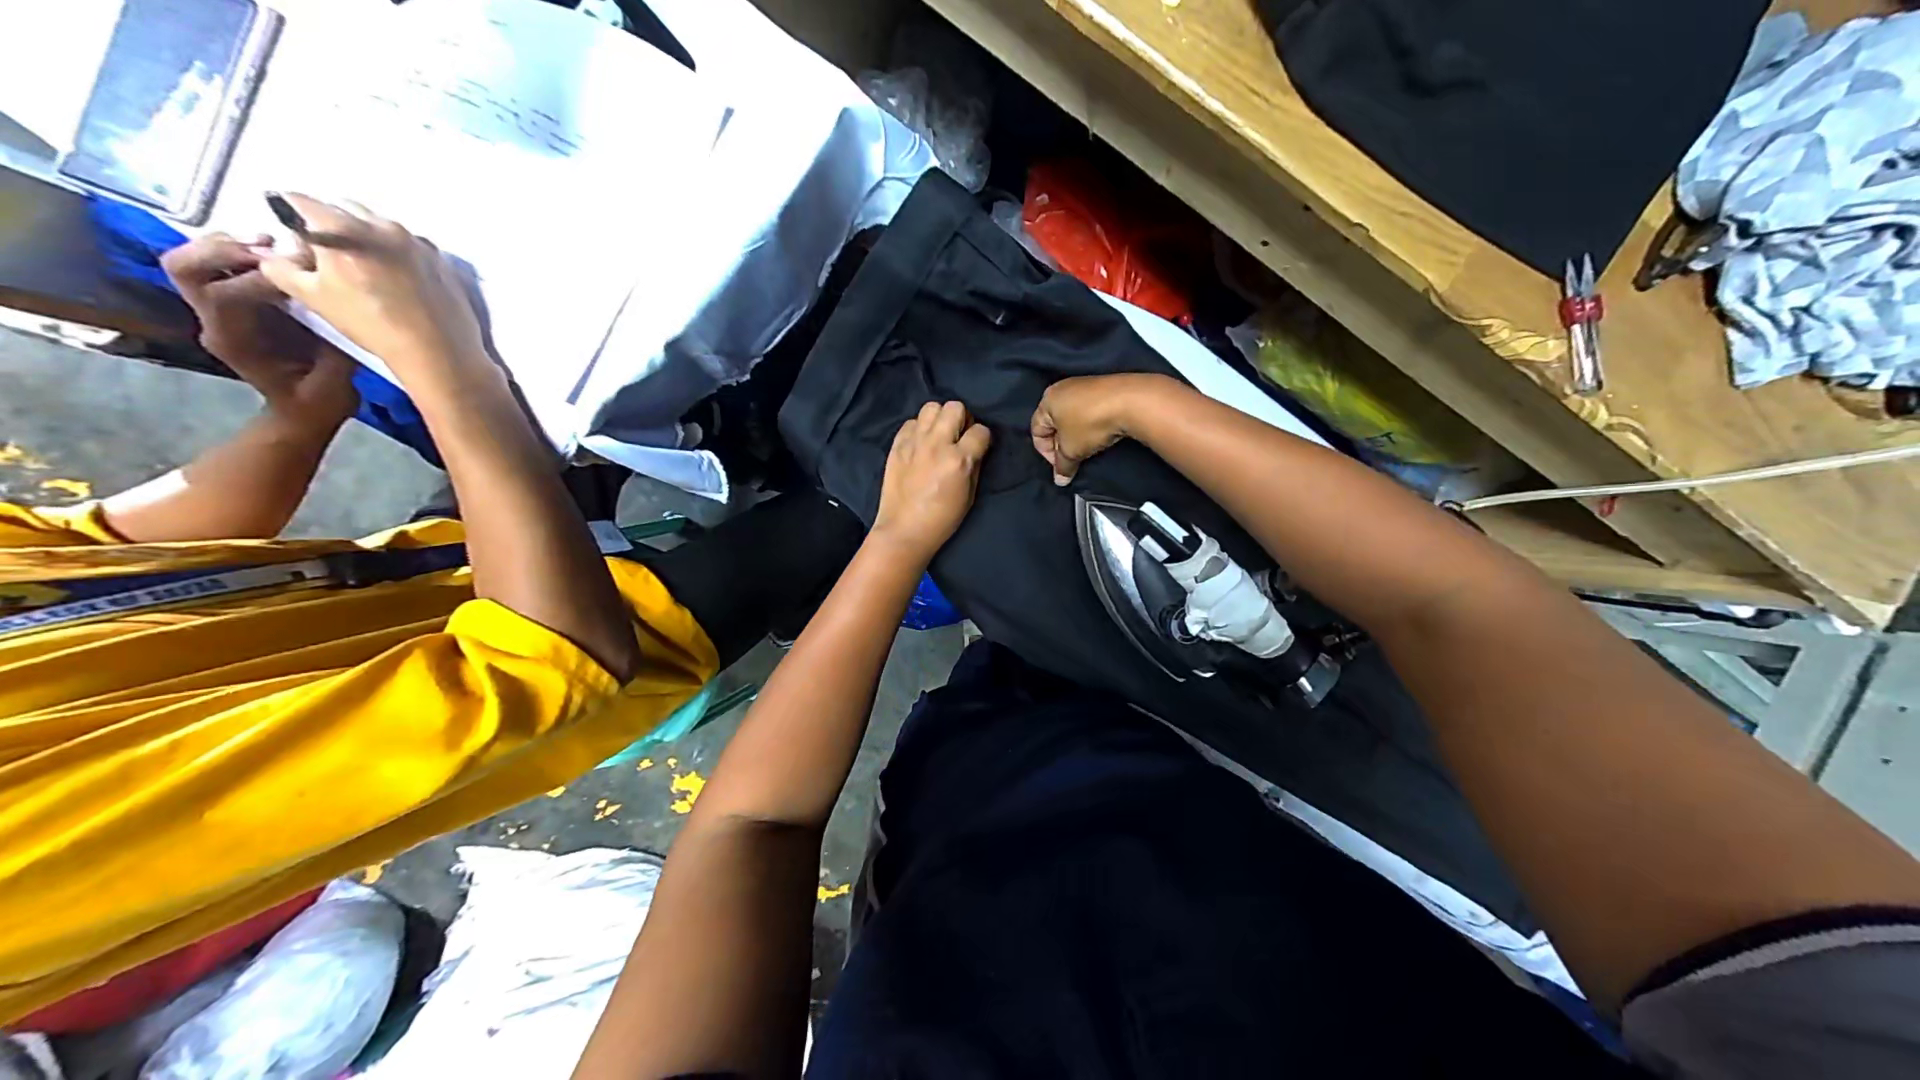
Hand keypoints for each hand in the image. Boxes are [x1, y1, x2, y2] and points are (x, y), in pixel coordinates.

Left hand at [160, 233, 357, 429]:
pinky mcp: (234, 300)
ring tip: (277, 245)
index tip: (303, 274)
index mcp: (234, 342)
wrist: (303, 410)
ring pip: (193, 257)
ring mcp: (218, 309)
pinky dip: (242, 249)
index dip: (260, 280)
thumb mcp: (334, 383)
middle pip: (184, 267)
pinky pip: (218, 262)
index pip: (224, 295)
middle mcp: (213, 320)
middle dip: (224, 250)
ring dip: (231, 244)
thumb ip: (332, 345)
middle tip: (274, 249)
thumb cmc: (318, 402)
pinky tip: (277, 253)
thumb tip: (339, 304)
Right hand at [255, 194, 488, 389]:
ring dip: (366, 235)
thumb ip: (281, 268)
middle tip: (330, 255)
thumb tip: (273, 255)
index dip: (290, 216)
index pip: (300, 202)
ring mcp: (416, 241)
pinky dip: (397, 250)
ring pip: (379, 224)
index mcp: (341, 228)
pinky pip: (410, 243)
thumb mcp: (312, 296)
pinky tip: (398, 277)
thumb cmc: (371, 323)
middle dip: (330, 223)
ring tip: (366, 268)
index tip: (294, 236)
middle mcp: (381, 225)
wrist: (437, 349)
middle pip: (343, 208)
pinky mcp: (441, 259)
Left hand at [871, 401, 991, 561]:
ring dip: (939, 418)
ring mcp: (914, 442)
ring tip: (938, 435)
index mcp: (959, 460)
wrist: (904, 530)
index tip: (977, 448)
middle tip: (958, 436)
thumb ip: (975, 465)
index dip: (982, 439)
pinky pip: (911, 422)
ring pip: (932, 407)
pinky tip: (920, 444)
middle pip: (955, 407)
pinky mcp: (897, 445)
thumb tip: (977, 448)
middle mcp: (937, 444)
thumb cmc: (942, 519)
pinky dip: (919, 429)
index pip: (981, 430)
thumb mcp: (969, 495)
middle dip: (962, 419)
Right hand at [1030, 373, 1177, 483]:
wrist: (1130, 402)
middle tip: (1074, 458)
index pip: (1036, 431)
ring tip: (1090, 447)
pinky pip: (1090, 410)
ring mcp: (1084, 385)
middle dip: (1062, 444)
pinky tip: (1102, 433)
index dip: (1046, 452)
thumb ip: (1062, 466)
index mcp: (1047, 399)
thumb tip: (1060, 480)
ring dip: (1078, 435)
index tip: (1061, 464)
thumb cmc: (1090, 423)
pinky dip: (1092, 424)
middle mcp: (1062, 388)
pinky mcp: (1103, 386)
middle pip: (1054, 423)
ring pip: (1073, 417)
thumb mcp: (1072, 450)